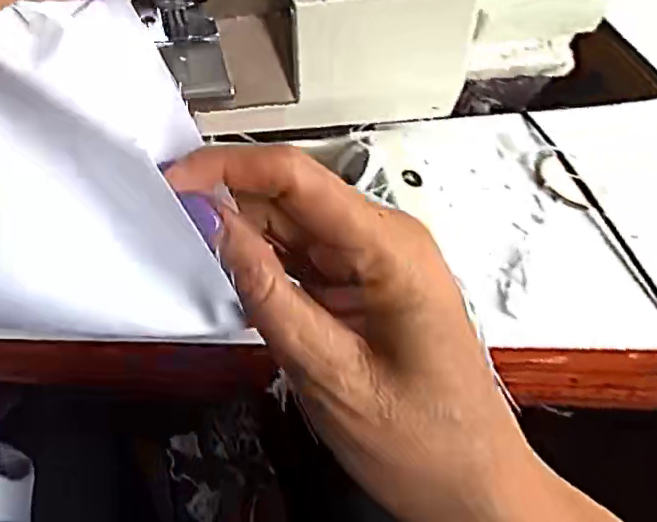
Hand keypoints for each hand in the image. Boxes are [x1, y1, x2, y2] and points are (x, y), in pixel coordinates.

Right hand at [166, 145, 611, 521]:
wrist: (479, 493)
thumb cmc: (430, 446)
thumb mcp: (331, 374)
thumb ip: (266, 292)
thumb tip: (214, 224)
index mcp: (390, 247)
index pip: (294, 174)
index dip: (227, 167)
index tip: (179, 178)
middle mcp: (382, 236)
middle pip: (285, 189)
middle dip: (225, 198)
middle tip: (177, 216)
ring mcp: (369, 252)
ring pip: (284, 215)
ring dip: (238, 228)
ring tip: (205, 255)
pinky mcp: (356, 270)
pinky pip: (293, 244)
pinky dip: (258, 254)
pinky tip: (239, 273)